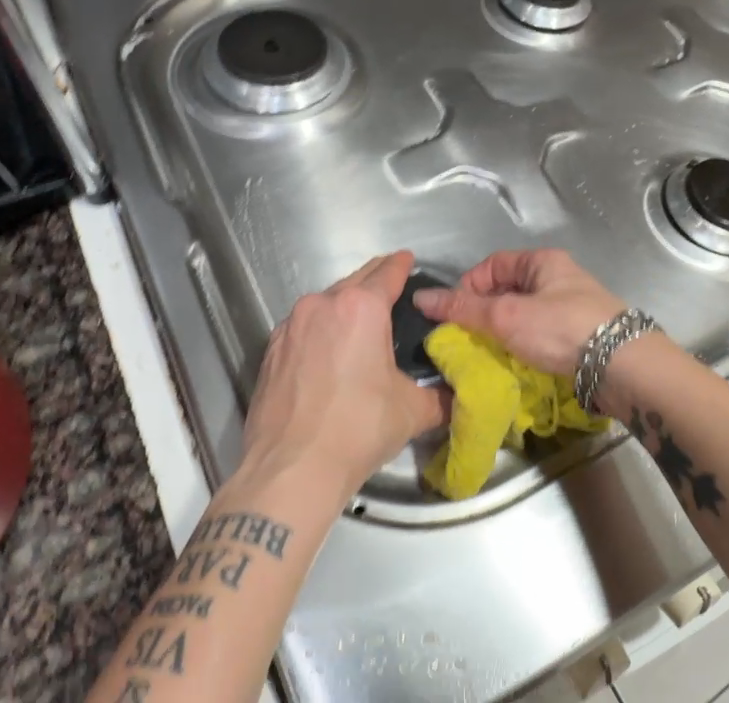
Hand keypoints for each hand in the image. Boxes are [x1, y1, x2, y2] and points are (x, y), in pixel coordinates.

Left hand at [244, 251, 450, 494]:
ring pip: (325, 303)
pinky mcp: (271, 351)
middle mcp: (322, 305)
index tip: (408, 260)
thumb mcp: (412, 411)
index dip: (402, 265)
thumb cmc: (358, 429)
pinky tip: (329, 353)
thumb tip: (458, 397)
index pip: (387, 272)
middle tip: (392, 289)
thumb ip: (440, 396)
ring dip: (345, 307)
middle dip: (374, 282)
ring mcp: (291, 327)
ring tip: (362, 325)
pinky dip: (320, 331)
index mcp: (361, 308)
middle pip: (355, 281)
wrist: (292, 469)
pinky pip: (303, 328)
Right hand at [412, 249, 628, 377]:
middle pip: (507, 291)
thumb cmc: (562, 329)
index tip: (454, 314)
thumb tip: (420, 297)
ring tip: (488, 356)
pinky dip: (524, 349)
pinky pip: (540, 338)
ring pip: (523, 317)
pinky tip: (516, 365)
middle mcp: (558, 279)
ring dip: (503, 335)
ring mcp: (571, 309)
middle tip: (467, 340)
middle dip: (483, 314)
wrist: (623, 366)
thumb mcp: (507, 316)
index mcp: (542, 261)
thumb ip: (464, 309)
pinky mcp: (580, 338)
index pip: (492, 265)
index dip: (468, 286)